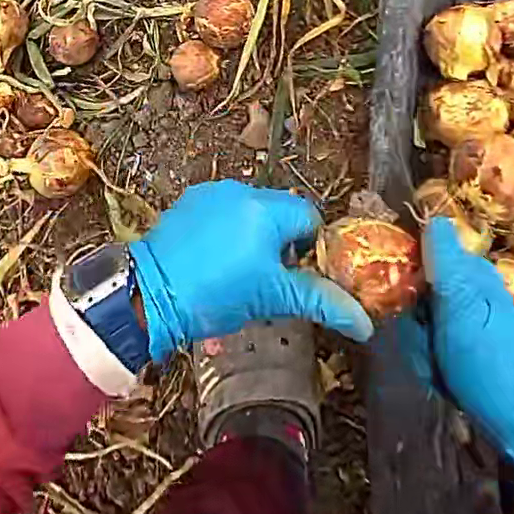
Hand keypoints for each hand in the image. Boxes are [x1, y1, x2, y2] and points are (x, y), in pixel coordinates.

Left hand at [130, 180, 372, 363]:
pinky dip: (228, 228)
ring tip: (238, 270)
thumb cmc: (215, 294)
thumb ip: (320, 301)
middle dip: (282, 242)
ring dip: (255, 234)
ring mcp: (214, 192)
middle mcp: (243, 190)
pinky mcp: (191, 200)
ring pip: (253, 210)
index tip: (295, 275)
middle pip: (282, 212)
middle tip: (269, 277)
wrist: (150, 293)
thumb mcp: (272, 298)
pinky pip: (225, 209)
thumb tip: (364, 323)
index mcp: (267, 209)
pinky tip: (215, 256)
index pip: (309, 219)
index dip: (309, 249)